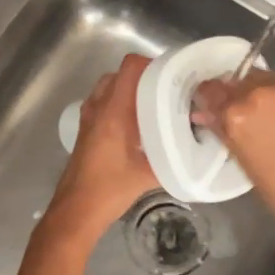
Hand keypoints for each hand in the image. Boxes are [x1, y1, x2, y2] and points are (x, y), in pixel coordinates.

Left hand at [45, 55, 158, 244]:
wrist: (76, 210)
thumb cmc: (110, 189)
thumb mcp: (150, 174)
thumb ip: (174, 156)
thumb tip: (198, 146)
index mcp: (113, 111)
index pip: (131, 67)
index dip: (153, 64)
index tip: (173, 77)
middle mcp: (98, 107)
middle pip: (121, 74)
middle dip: (145, 78)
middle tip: (167, 93)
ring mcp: (88, 117)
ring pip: (110, 88)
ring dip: (131, 91)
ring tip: (154, 108)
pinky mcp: (86, 129)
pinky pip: (103, 103)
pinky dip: (119, 104)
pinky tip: (137, 126)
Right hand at [192, 72, 274, 245]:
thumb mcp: (246, 166)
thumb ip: (225, 134)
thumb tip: (207, 116)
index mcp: (236, 116)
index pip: (211, 92)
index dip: (209, 100)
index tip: (210, 109)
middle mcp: (260, 93)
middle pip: (237, 82)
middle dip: (235, 97)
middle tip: (241, 118)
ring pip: (264, 82)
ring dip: (260, 96)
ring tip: (270, 121)